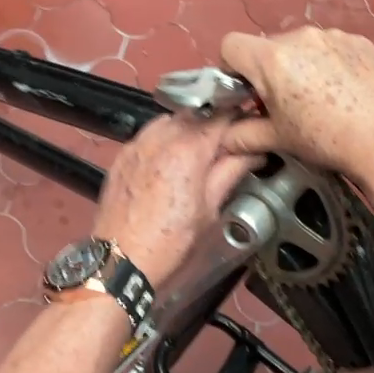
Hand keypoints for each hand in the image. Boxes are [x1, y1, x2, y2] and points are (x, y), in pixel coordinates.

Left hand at [92, 116, 256, 284]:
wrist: (120, 258)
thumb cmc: (170, 241)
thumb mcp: (210, 209)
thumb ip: (230, 172)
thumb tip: (252, 153)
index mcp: (188, 149)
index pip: (222, 116)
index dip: (239, 119)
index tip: (249, 129)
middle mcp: (161, 137)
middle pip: (196, 114)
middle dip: (213, 124)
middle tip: (226, 145)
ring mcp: (138, 143)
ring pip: (171, 120)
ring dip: (188, 128)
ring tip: (197, 151)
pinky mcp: (123, 154)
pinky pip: (149, 134)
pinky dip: (165, 138)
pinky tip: (171, 160)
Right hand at [219, 27, 373, 186]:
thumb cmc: (328, 140)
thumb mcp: (280, 140)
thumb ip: (244, 135)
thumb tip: (225, 139)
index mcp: (273, 58)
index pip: (231, 45)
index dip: (231, 69)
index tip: (245, 93)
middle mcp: (302, 37)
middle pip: (269, 47)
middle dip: (268, 72)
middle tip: (284, 105)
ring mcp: (335, 36)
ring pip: (303, 47)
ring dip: (300, 68)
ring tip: (321, 101)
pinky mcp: (361, 42)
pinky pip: (332, 48)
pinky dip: (330, 66)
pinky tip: (346, 93)